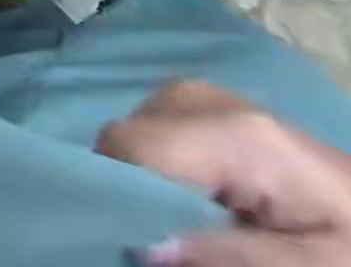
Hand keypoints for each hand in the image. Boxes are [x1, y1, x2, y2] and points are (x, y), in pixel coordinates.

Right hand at [97, 80, 350, 266]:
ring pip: (142, 132)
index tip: (142, 246)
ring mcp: (221, 103)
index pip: (126, 145)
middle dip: (133, 189)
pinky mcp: (232, 119)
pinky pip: (169, 134)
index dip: (117, 196)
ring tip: (195, 231)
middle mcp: (213, 99)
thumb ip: (227, 255)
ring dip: (151, 182)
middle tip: (177, 243)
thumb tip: (138, 246)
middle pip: (127, 134)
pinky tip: (207, 209)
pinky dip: (170, 172)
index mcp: (234, 131)